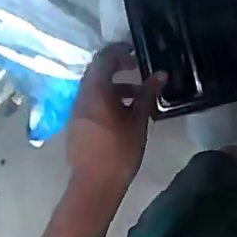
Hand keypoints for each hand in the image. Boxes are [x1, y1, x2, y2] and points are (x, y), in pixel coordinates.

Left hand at [64, 45, 165, 202]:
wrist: (94, 185)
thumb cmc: (120, 150)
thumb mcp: (138, 120)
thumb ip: (147, 94)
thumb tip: (160, 74)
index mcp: (96, 93)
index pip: (103, 59)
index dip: (119, 52)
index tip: (136, 53)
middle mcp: (81, 97)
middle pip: (96, 72)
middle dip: (117, 67)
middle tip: (138, 69)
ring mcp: (76, 112)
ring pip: (94, 88)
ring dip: (114, 85)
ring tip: (137, 94)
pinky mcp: (77, 124)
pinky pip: (91, 102)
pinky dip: (107, 98)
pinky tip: (124, 112)